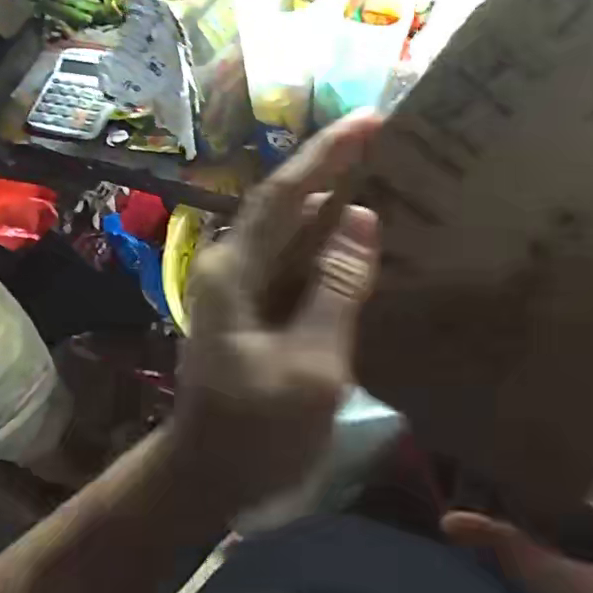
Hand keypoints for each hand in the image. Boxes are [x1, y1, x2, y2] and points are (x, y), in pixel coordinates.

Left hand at [169, 113, 383, 508]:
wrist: (204, 474)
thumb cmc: (256, 429)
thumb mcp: (310, 364)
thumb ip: (335, 288)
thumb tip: (362, 218)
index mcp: (235, 271)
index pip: (285, 195)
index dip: (328, 154)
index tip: (372, 118)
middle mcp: (229, 266)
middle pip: (286, 205)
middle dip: (333, 169)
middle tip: (387, 140)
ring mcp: (237, 287)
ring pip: (289, 232)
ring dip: (332, 203)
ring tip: (384, 176)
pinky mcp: (250, 308)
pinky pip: (291, 262)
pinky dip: (324, 243)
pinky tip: (359, 238)